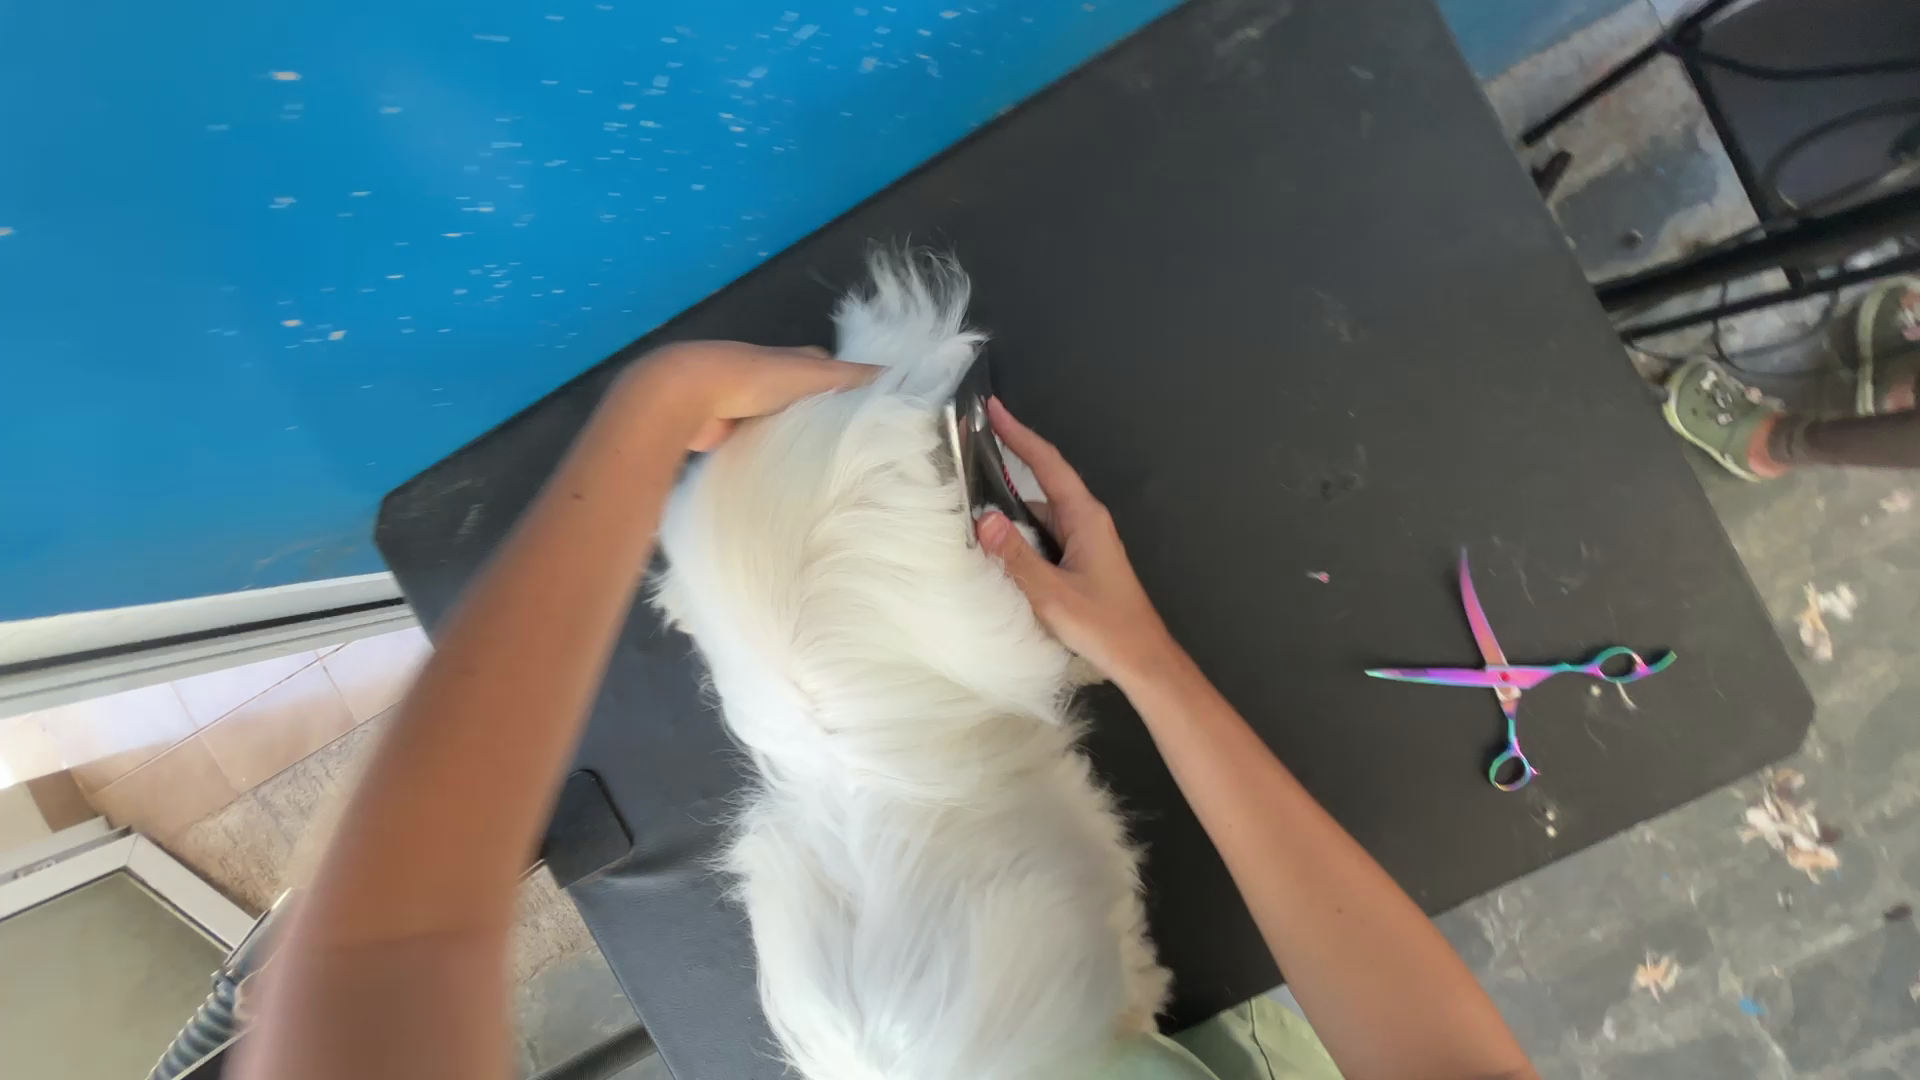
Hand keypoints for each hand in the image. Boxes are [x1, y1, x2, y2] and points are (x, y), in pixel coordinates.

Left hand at [624, 341, 874, 450]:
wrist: (690, 395)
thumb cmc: (757, 377)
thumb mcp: (815, 375)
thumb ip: (854, 377)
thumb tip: (902, 376)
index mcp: (792, 359)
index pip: (829, 369)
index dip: (850, 385)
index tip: (871, 410)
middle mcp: (771, 378)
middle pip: (806, 396)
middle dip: (824, 413)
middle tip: (853, 443)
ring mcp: (747, 403)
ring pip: (784, 420)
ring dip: (798, 435)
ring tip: (827, 461)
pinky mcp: (730, 429)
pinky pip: (762, 440)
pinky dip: (775, 451)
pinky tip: (790, 469)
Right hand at [975, 398, 1184, 685]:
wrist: (1141, 659)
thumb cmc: (1103, 625)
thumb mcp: (1051, 593)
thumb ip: (1015, 556)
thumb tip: (982, 518)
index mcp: (1084, 517)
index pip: (1047, 463)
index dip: (1019, 434)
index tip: (993, 409)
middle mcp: (1085, 521)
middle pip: (1041, 484)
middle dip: (1007, 467)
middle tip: (967, 459)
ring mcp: (1083, 541)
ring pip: (1038, 514)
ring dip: (1009, 509)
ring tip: (969, 506)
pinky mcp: (1079, 560)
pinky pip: (1042, 535)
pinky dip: (1018, 534)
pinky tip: (995, 547)